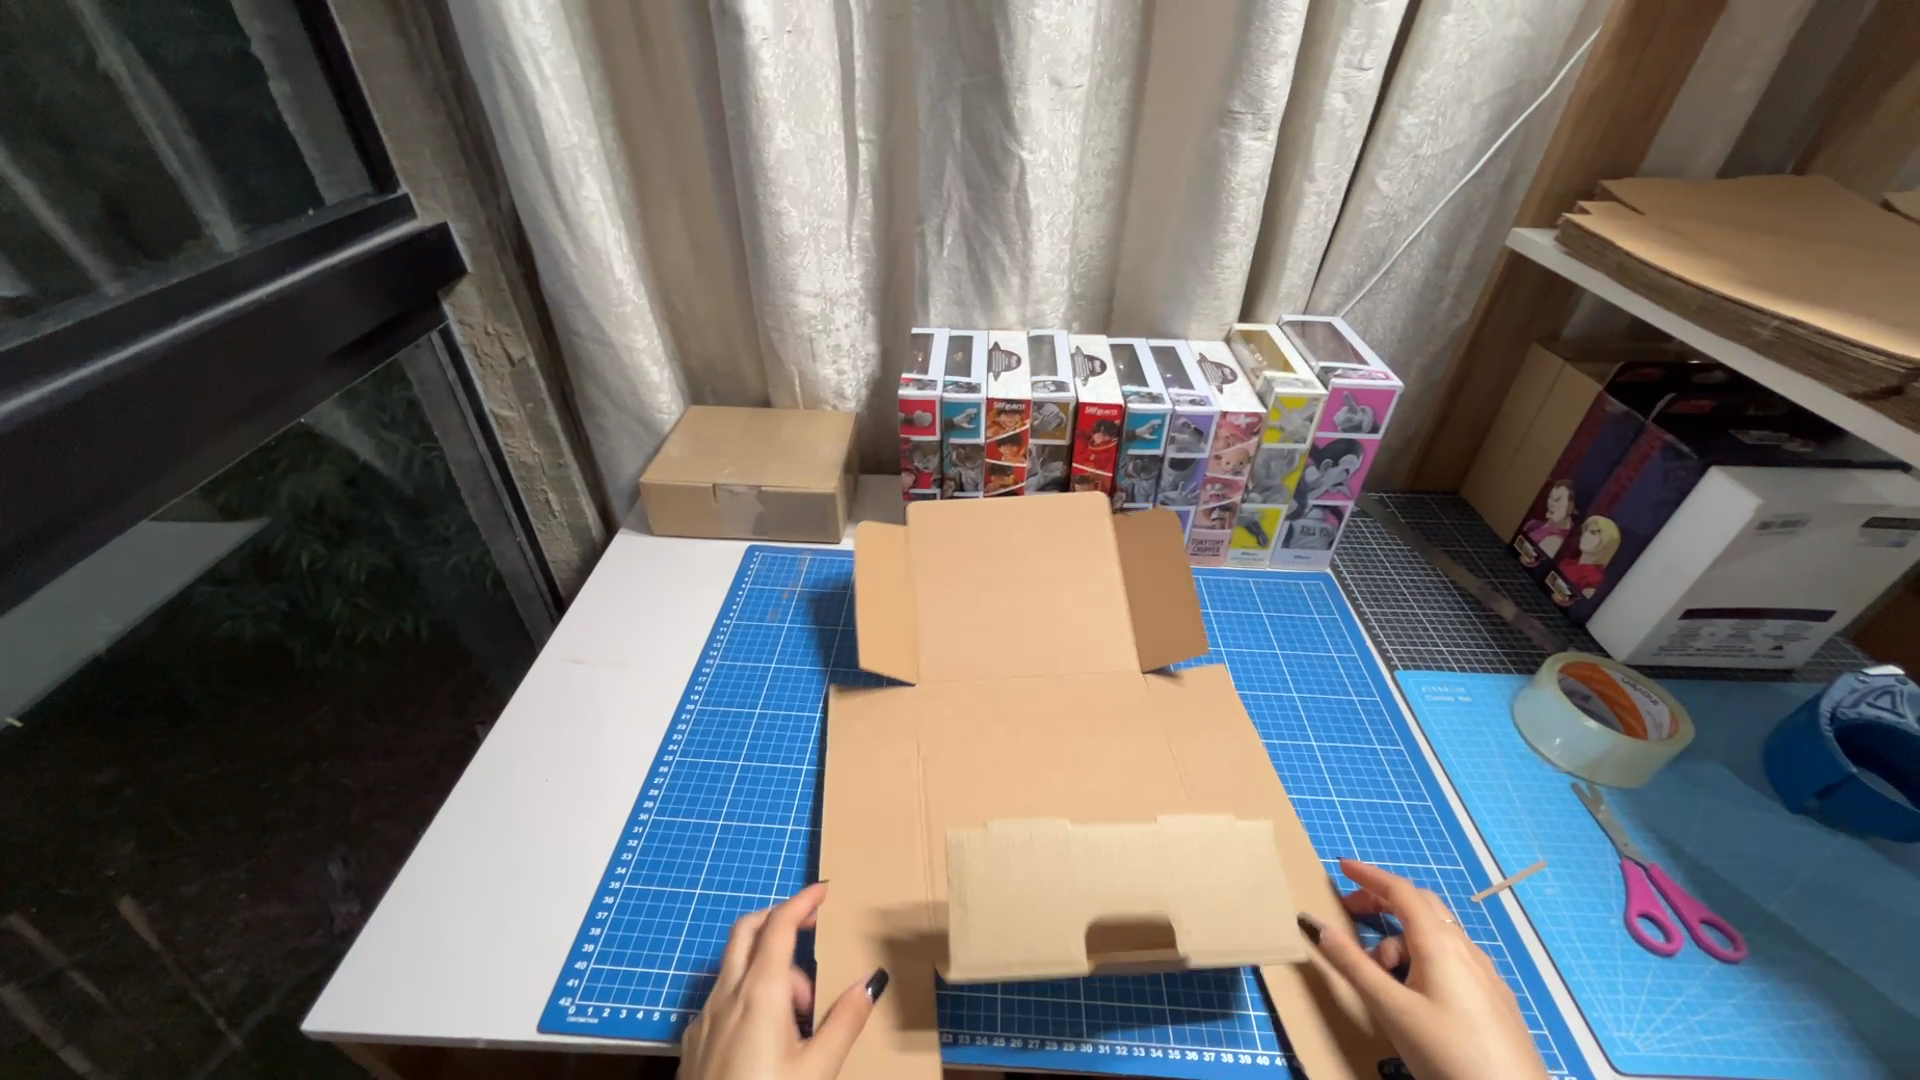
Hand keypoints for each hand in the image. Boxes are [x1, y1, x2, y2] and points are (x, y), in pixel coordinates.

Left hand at [680, 883, 885, 1079]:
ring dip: (769, 964)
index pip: (780, 925)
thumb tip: (870, 980)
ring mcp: (705, 1017)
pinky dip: (749, 990)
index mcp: (761, 992)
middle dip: (780, 918)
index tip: (825, 890)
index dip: (803, 901)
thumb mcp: (819, 1070)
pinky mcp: (694, 1042)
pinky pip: (724, 995)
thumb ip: (845, 1020)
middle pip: (748, 929)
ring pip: (735, 965)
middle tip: (813, 930)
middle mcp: (728, 993)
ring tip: (802, 1009)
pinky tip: (769, 1033)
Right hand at [1301, 859, 1547, 1079]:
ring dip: (1401, 939)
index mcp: (1440, 943)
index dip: (1369, 875)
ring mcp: (1486, 974)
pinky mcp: (1495, 998)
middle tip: (1351, 912)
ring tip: (1380, 973)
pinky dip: (1423, 958)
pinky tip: (1417, 992)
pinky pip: (1452, 959)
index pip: (1400, 891)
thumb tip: (1317, 925)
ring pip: (1437, 936)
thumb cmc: (1447, 1052)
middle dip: (1383, 901)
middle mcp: (1465, 949)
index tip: (1342, 866)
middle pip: (1421, 906)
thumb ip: (1352, 964)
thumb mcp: (1390, 1008)